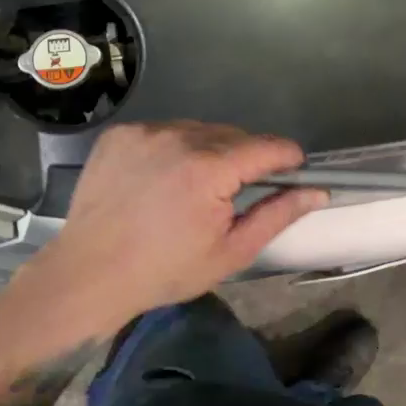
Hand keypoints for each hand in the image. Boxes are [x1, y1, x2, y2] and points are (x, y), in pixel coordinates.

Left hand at [8, 121, 326, 332]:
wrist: (89, 273)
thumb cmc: (164, 270)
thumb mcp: (230, 252)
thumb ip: (276, 215)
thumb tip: (316, 191)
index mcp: (209, 169)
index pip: (267, 147)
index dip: (286, 159)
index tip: (291, 173)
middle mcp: (178, 138)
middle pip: (233, 136)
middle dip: (245, 159)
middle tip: (234, 195)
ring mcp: (145, 132)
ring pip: (198, 131)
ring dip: (208, 151)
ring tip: (194, 188)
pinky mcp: (120, 134)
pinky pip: (163, 132)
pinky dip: (172, 149)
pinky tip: (161, 180)